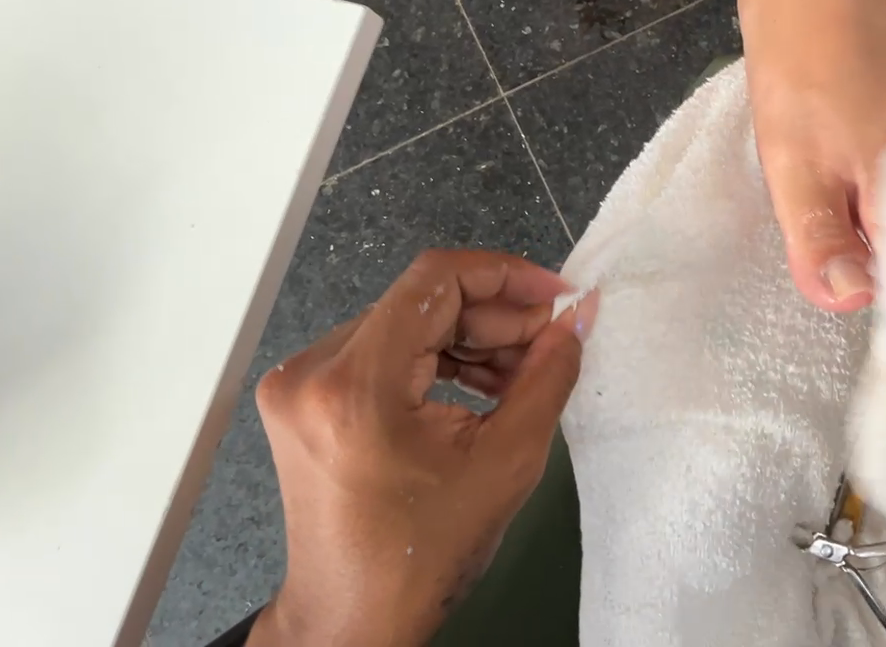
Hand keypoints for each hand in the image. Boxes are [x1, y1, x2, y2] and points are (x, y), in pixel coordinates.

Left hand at [246, 250, 596, 646]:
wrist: (350, 622)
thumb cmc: (427, 553)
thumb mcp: (508, 459)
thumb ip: (550, 372)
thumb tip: (581, 312)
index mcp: (355, 385)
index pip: (435, 280)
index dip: (506, 274)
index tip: (556, 293)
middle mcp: (315, 368)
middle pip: (425, 301)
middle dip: (498, 315)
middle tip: (552, 336)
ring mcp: (305, 379)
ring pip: (412, 321)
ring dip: (476, 337)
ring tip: (526, 368)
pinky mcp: (310, 392)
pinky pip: (392, 348)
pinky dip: (444, 357)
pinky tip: (488, 382)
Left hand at [739, 0, 885, 312]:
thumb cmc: (800, 56)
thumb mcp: (794, 155)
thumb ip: (821, 231)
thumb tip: (847, 305)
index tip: (869, 334)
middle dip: (879, 273)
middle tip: (835, 294)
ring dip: (869, 231)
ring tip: (832, 260)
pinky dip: (867, 192)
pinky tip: (839, 202)